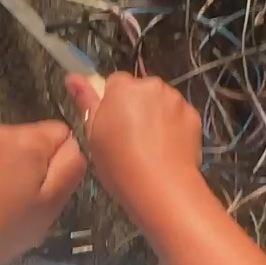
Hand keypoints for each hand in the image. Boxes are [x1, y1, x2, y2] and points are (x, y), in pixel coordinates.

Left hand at [0, 121, 85, 264]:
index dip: (63, 161)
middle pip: (40, 139)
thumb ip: (71, 166)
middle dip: (42, 165)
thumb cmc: (10, 226)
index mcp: (27, 139)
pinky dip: (3, 172)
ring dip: (23, 169)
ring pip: (20, 149)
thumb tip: (75, 145)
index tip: (51, 188)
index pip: (63, 132)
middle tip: (33, 198)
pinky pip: (0, 157)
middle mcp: (3, 131)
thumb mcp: (52, 201)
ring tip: (13, 200)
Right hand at [66, 73, 204, 216]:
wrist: (162, 187)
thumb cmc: (119, 164)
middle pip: (140, 91)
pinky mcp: (193, 116)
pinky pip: (179, 116)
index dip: (111, 104)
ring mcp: (176, 100)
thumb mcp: (94, 136)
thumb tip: (72, 77)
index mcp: (123, 89)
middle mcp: (152, 86)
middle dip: (135, 107)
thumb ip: (86, 102)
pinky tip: (167, 150)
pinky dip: (173, 127)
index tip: (110, 126)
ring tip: (149, 148)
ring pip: (161, 102)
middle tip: (128, 140)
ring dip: (155, 116)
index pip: (115, 82)